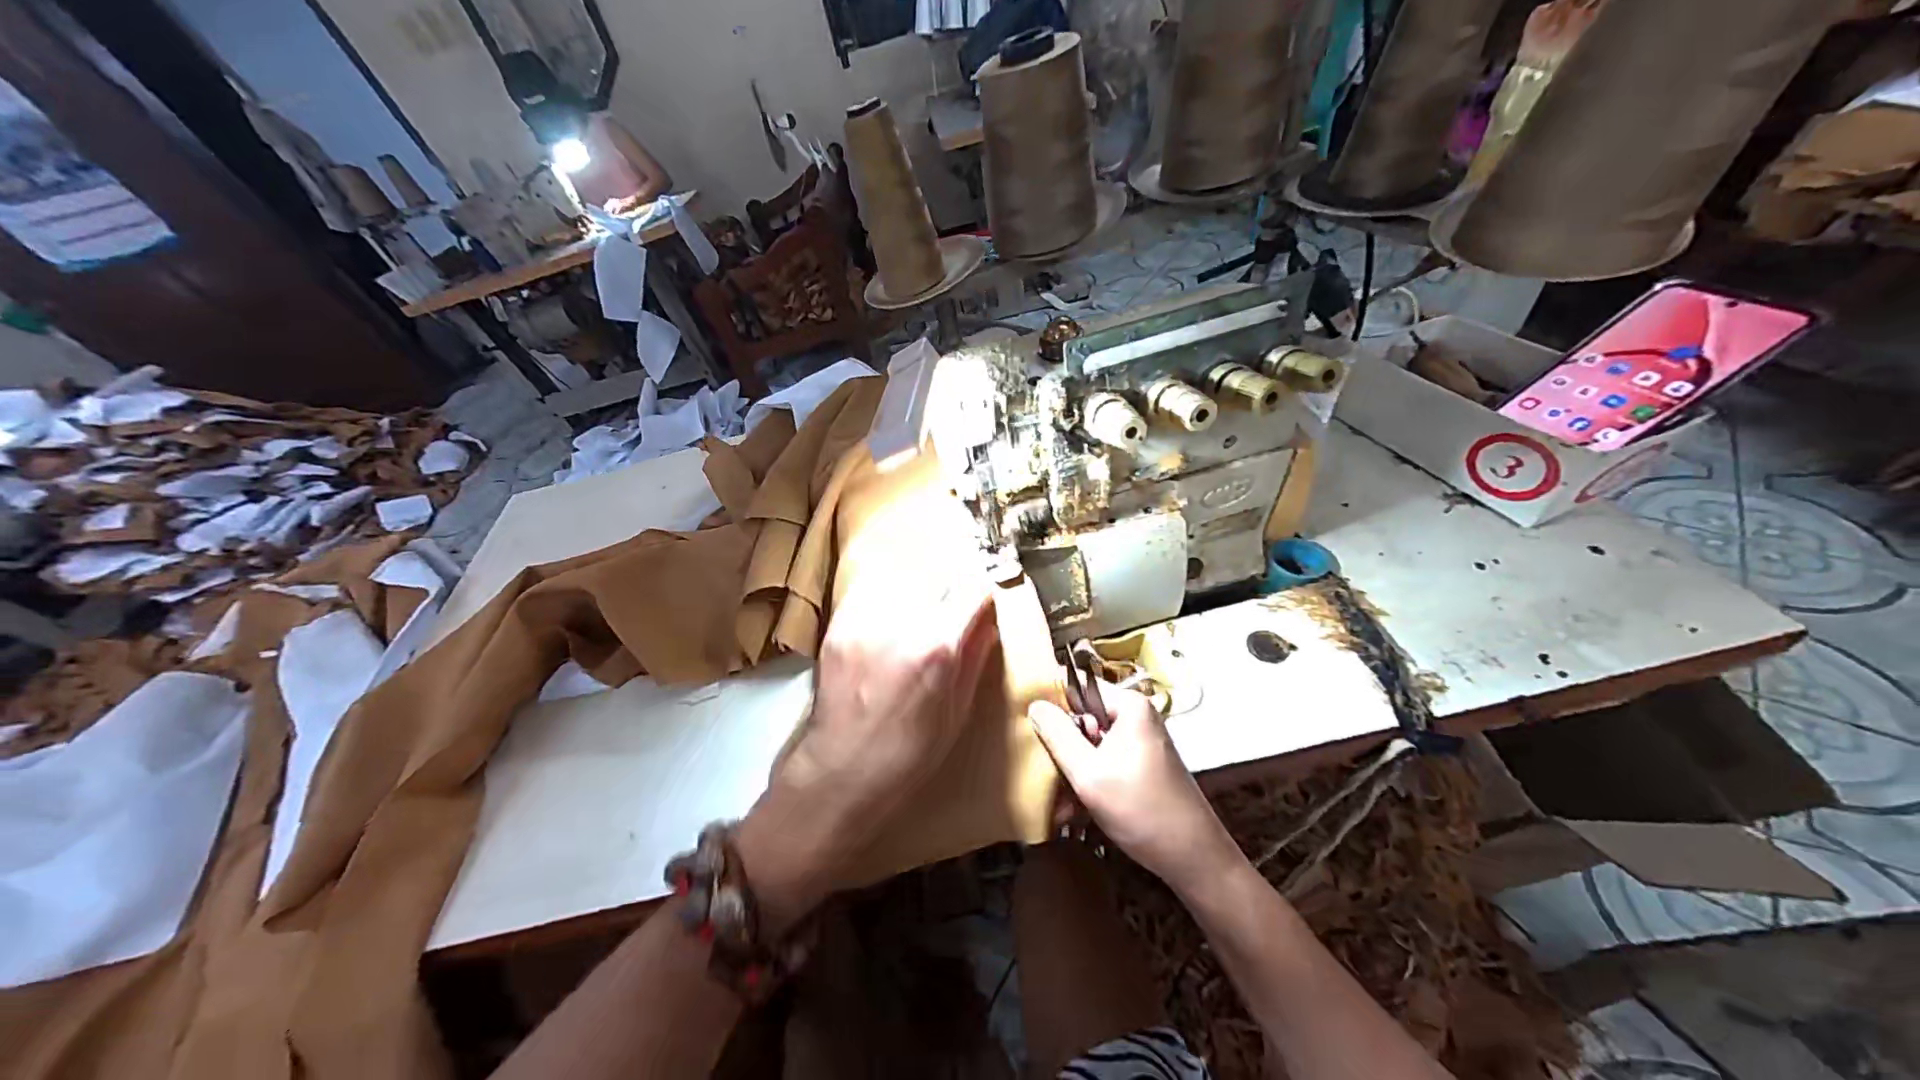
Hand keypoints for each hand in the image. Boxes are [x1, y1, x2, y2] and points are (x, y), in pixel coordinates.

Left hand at [737, 568, 996, 923]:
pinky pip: (870, 587)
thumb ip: (974, 657)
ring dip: (921, 585)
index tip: (984, 601)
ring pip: (903, 574)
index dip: (984, 592)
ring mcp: (863, 621)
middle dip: (953, 587)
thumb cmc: (907, 754)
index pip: (971, 587)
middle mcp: (899, 624)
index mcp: (936, 648)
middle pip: (938, 573)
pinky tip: (893, 613)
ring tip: (924, 608)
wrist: (841, 772)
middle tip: (956, 606)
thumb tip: (987, 622)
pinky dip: (888, 591)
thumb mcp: (956, 712)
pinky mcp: (838, 624)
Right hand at [1028, 690, 1241, 891]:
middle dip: (1062, 749)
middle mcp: (1136, 717)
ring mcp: (1140, 742)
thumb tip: (1035, 705)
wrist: (1194, 858)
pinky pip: (1105, 763)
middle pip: (1083, 719)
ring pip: (1091, 745)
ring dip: (1072, 772)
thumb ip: (1058, 735)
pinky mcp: (1141, 766)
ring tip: (1059, 803)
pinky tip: (1075, 811)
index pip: (1077, 689)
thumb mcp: (1088, 773)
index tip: (1033, 733)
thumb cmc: (1141, 810)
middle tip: (1047, 776)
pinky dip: (1089, 783)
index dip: (1053, 709)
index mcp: (1128, 706)